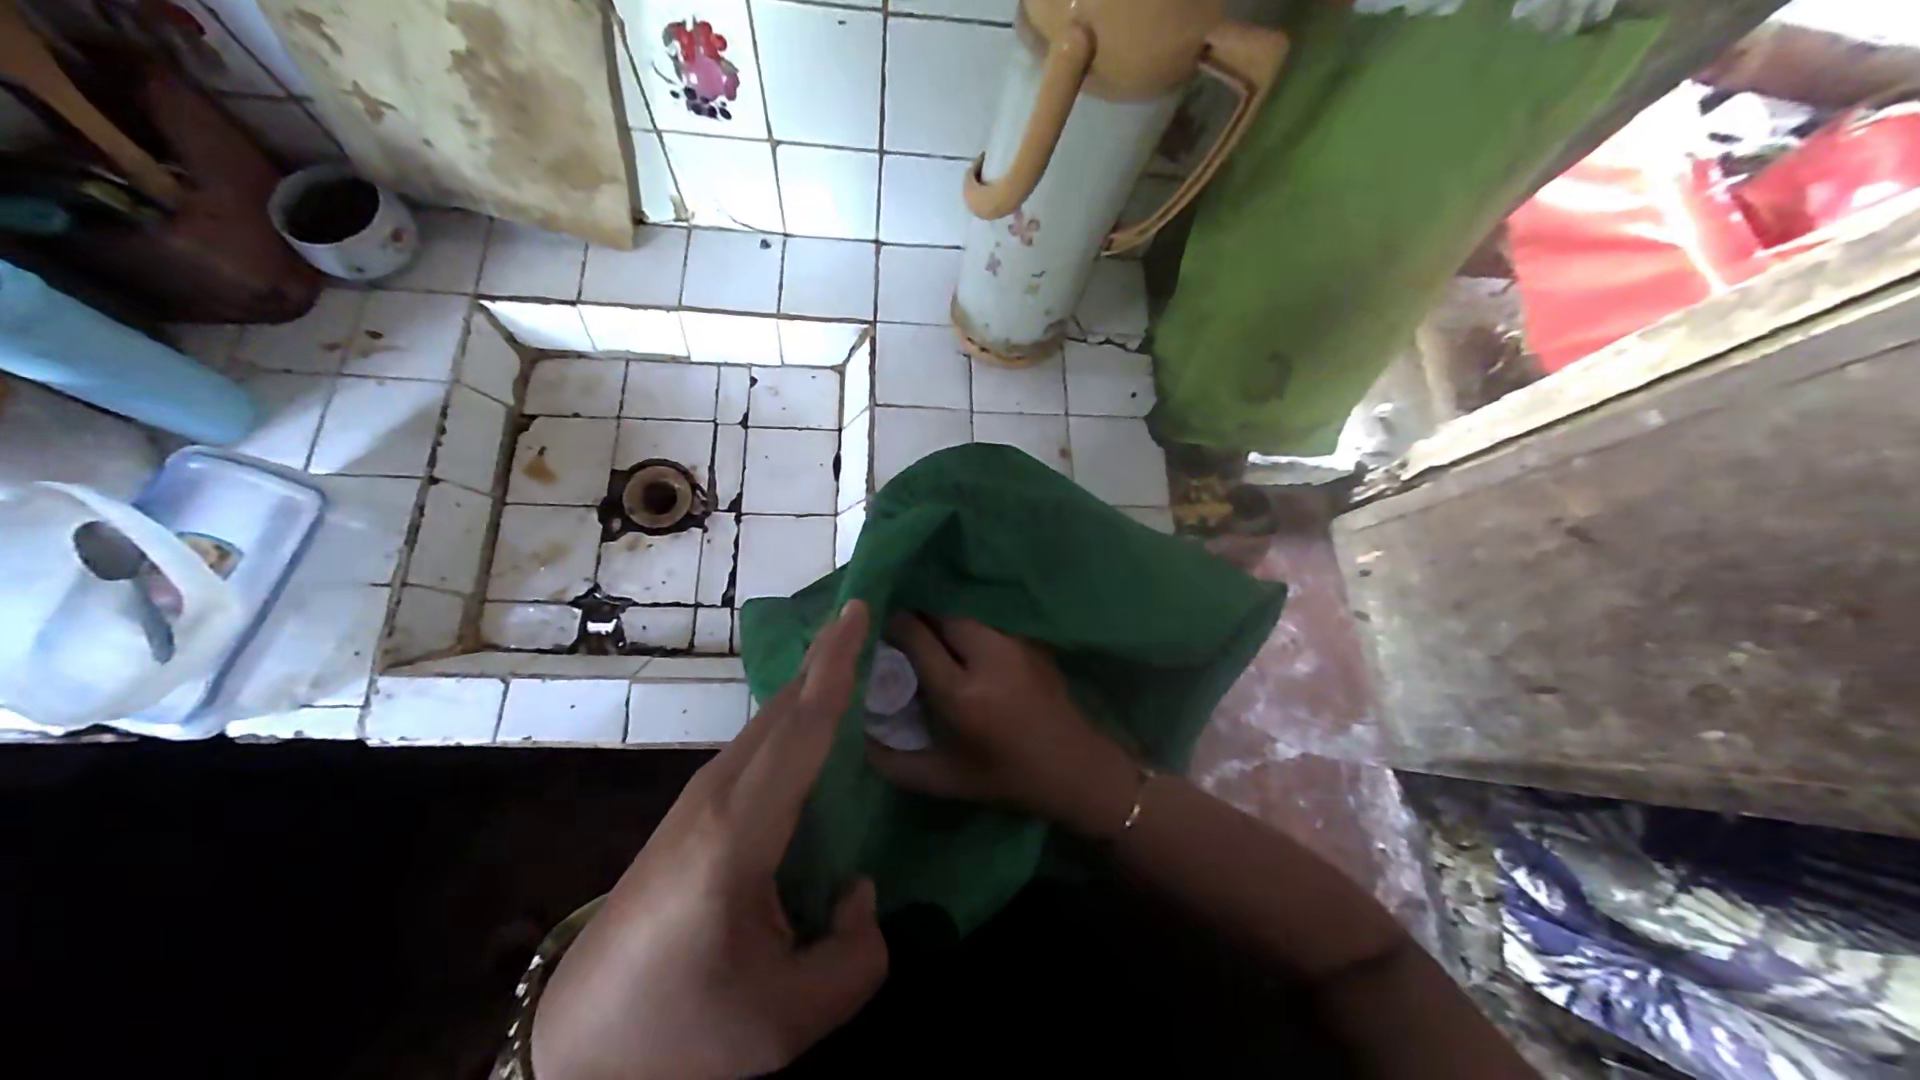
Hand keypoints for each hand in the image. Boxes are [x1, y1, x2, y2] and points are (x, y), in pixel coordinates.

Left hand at [532, 601, 885, 1079]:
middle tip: (869, 622)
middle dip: (828, 659)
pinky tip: (814, 731)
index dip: (836, 664)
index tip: (859, 608)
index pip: (802, 727)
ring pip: (768, 725)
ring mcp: (698, 801)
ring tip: (851, 661)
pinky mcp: (692, 817)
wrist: (574, 1050)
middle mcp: (716, 796)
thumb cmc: (680, 1027)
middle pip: (784, 710)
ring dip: (810, 688)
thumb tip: (858, 889)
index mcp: (739, 831)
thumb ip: (858, 953)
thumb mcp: (788, 1019)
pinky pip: (758, 751)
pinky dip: (794, 723)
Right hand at [867, 613, 1139, 839]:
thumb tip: (861, 735)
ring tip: (939, 650)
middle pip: (942, 620)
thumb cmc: (1007, 779)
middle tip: (909, 643)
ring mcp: (1015, 647)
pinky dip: (974, 637)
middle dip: (922, 625)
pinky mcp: (1034, 645)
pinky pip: (991, 630)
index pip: (917, 638)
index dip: (896, 628)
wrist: (1077, 769)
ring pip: (968, 622)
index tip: (883, 634)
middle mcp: (988, 659)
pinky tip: (972, 658)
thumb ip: (894, 763)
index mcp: (961, 694)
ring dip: (948, 629)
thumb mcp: (944, 781)